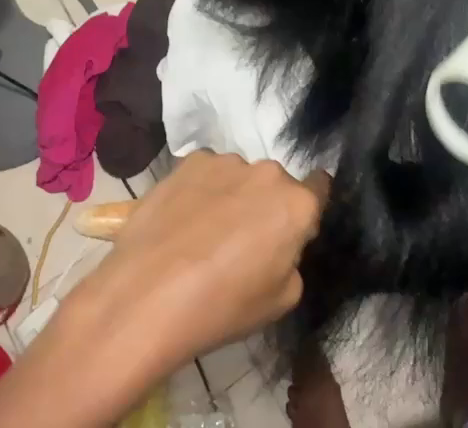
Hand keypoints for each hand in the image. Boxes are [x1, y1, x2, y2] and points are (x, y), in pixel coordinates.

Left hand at [68, 152, 327, 360]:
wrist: (146, 297)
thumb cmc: (222, 306)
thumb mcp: (281, 300)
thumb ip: (291, 261)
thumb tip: (278, 247)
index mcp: (298, 205)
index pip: (320, 188)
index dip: (307, 210)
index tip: (290, 230)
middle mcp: (267, 173)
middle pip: (275, 185)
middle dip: (265, 206)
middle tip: (241, 242)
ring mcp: (226, 163)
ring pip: (239, 177)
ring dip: (231, 196)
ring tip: (202, 234)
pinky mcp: (188, 162)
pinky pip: (207, 173)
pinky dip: (200, 190)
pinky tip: (180, 221)